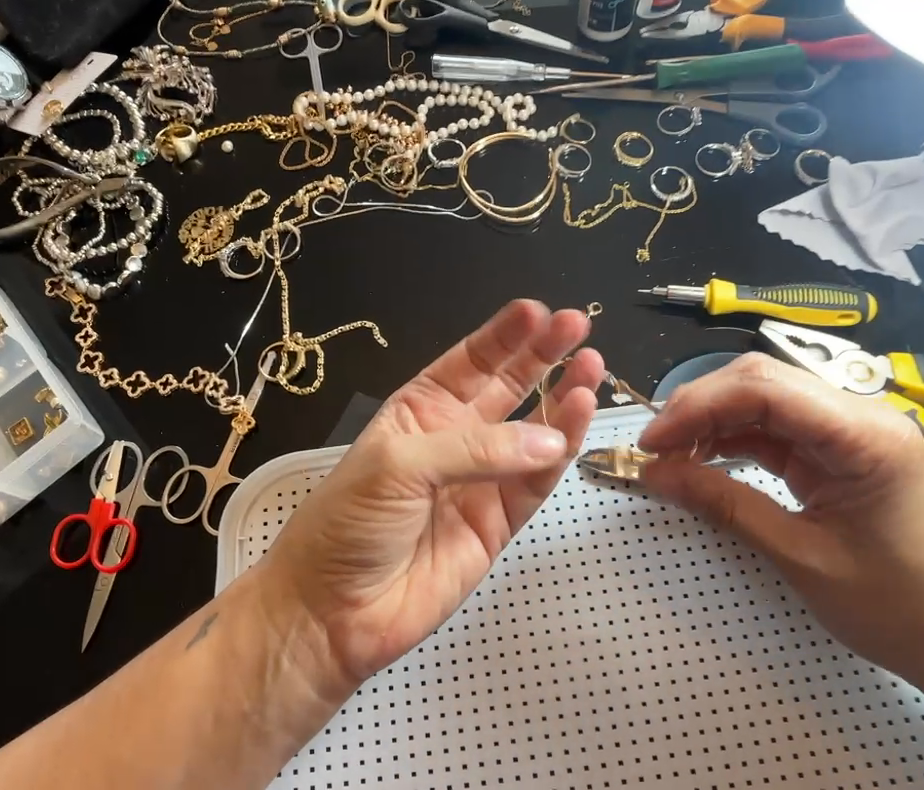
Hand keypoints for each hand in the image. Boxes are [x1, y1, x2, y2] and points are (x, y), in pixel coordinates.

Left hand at [260, 299, 605, 688]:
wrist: (332, 612)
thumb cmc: (349, 520)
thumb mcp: (397, 463)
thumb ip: (473, 447)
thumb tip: (548, 437)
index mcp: (420, 409)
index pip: (470, 362)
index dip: (504, 335)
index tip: (538, 311)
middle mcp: (455, 436)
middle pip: (508, 386)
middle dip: (542, 354)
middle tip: (578, 325)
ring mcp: (481, 480)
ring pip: (532, 430)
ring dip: (562, 398)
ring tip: (591, 366)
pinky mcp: (500, 523)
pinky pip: (537, 481)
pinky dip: (562, 452)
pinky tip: (579, 417)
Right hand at [636, 353, 923, 701]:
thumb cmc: (898, 610)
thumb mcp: (801, 557)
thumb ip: (724, 505)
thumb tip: (655, 475)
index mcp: (866, 434)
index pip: (764, 388)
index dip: (698, 405)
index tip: (653, 441)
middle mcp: (863, 416)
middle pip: (764, 382)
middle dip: (701, 407)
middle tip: (655, 447)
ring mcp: (855, 432)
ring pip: (767, 401)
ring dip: (715, 422)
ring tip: (671, 454)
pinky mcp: (845, 452)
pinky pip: (781, 430)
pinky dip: (739, 441)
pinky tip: (705, 457)